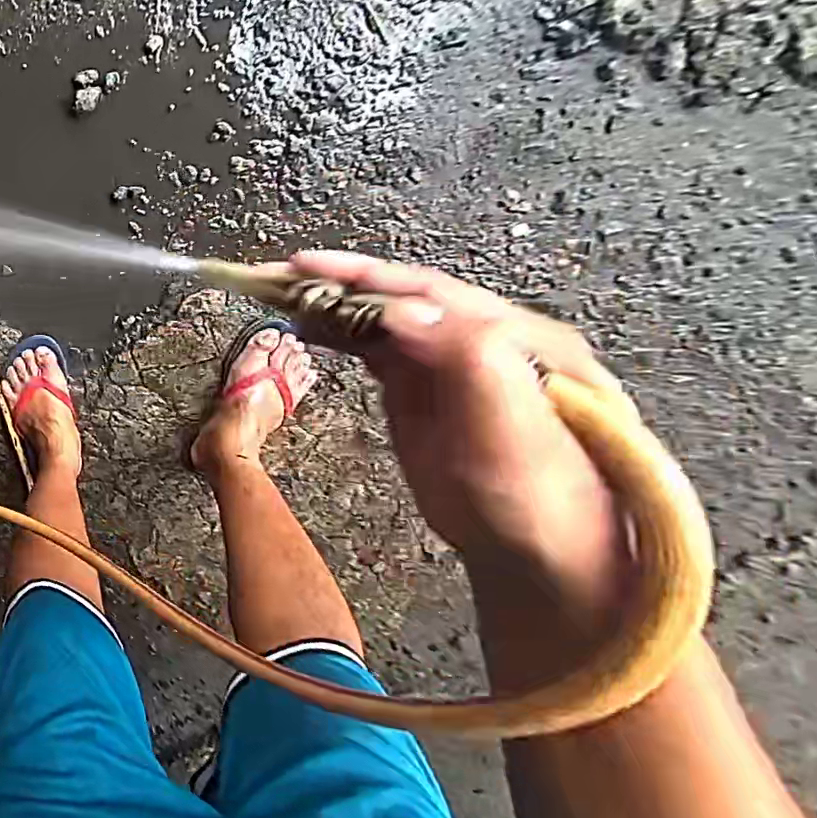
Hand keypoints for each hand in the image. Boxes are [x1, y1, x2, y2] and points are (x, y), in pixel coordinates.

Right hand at [287, 252, 638, 633]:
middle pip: (398, 296)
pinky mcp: (421, 385)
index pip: (428, 294)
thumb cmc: (537, 501)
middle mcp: (482, 338)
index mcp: (515, 339)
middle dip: (335, 280)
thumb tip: (405, 311)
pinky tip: (308, 324)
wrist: (541, 549)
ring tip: (278, 292)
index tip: (306, 268)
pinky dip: (337, 330)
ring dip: (329, 302)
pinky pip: (374, 344)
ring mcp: (447, 361)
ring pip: (380, 317)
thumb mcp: (509, 435)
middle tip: (275, 273)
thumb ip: (469, 363)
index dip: (364, 278)